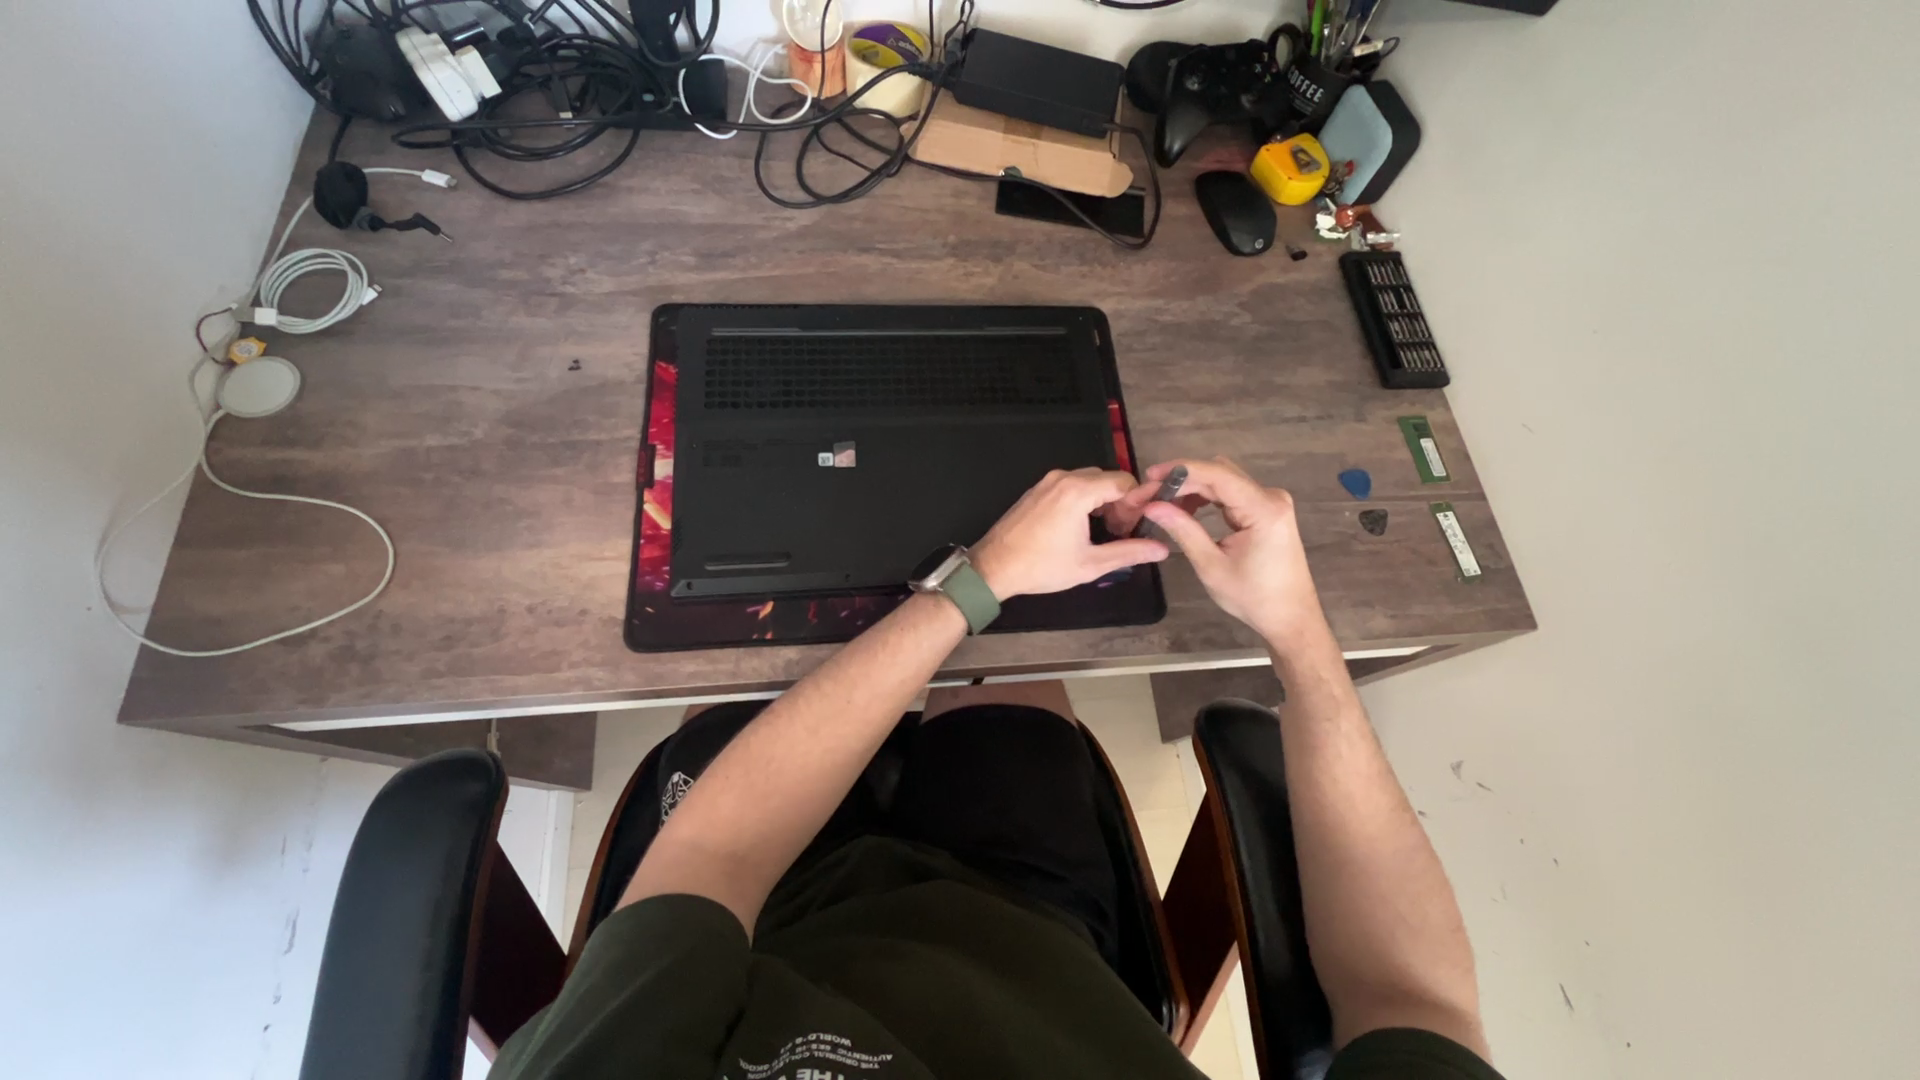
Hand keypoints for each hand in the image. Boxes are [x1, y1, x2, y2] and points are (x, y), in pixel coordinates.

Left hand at [971, 468, 1170, 599]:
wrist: (993, 568)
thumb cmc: (1041, 567)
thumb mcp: (1090, 563)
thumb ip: (1129, 552)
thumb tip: (1161, 549)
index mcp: (1078, 490)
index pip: (1124, 482)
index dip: (1138, 502)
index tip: (1139, 526)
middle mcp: (1063, 478)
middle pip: (1107, 479)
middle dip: (1121, 502)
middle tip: (1122, 531)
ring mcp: (1047, 482)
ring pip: (1089, 482)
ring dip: (1102, 501)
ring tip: (1105, 531)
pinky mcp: (1037, 490)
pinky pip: (1070, 486)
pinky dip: (1084, 500)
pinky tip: (1083, 527)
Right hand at [1135, 457, 1329, 651]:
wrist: (1290, 617)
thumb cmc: (1253, 597)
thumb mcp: (1211, 565)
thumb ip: (1183, 530)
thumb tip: (1152, 506)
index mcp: (1263, 509)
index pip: (1217, 474)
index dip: (1182, 470)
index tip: (1151, 475)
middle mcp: (1271, 497)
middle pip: (1221, 473)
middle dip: (1184, 480)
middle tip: (1152, 493)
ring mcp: (1271, 502)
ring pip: (1225, 481)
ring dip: (1194, 488)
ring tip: (1164, 503)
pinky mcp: (1267, 511)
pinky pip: (1232, 494)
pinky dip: (1208, 498)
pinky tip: (1186, 509)